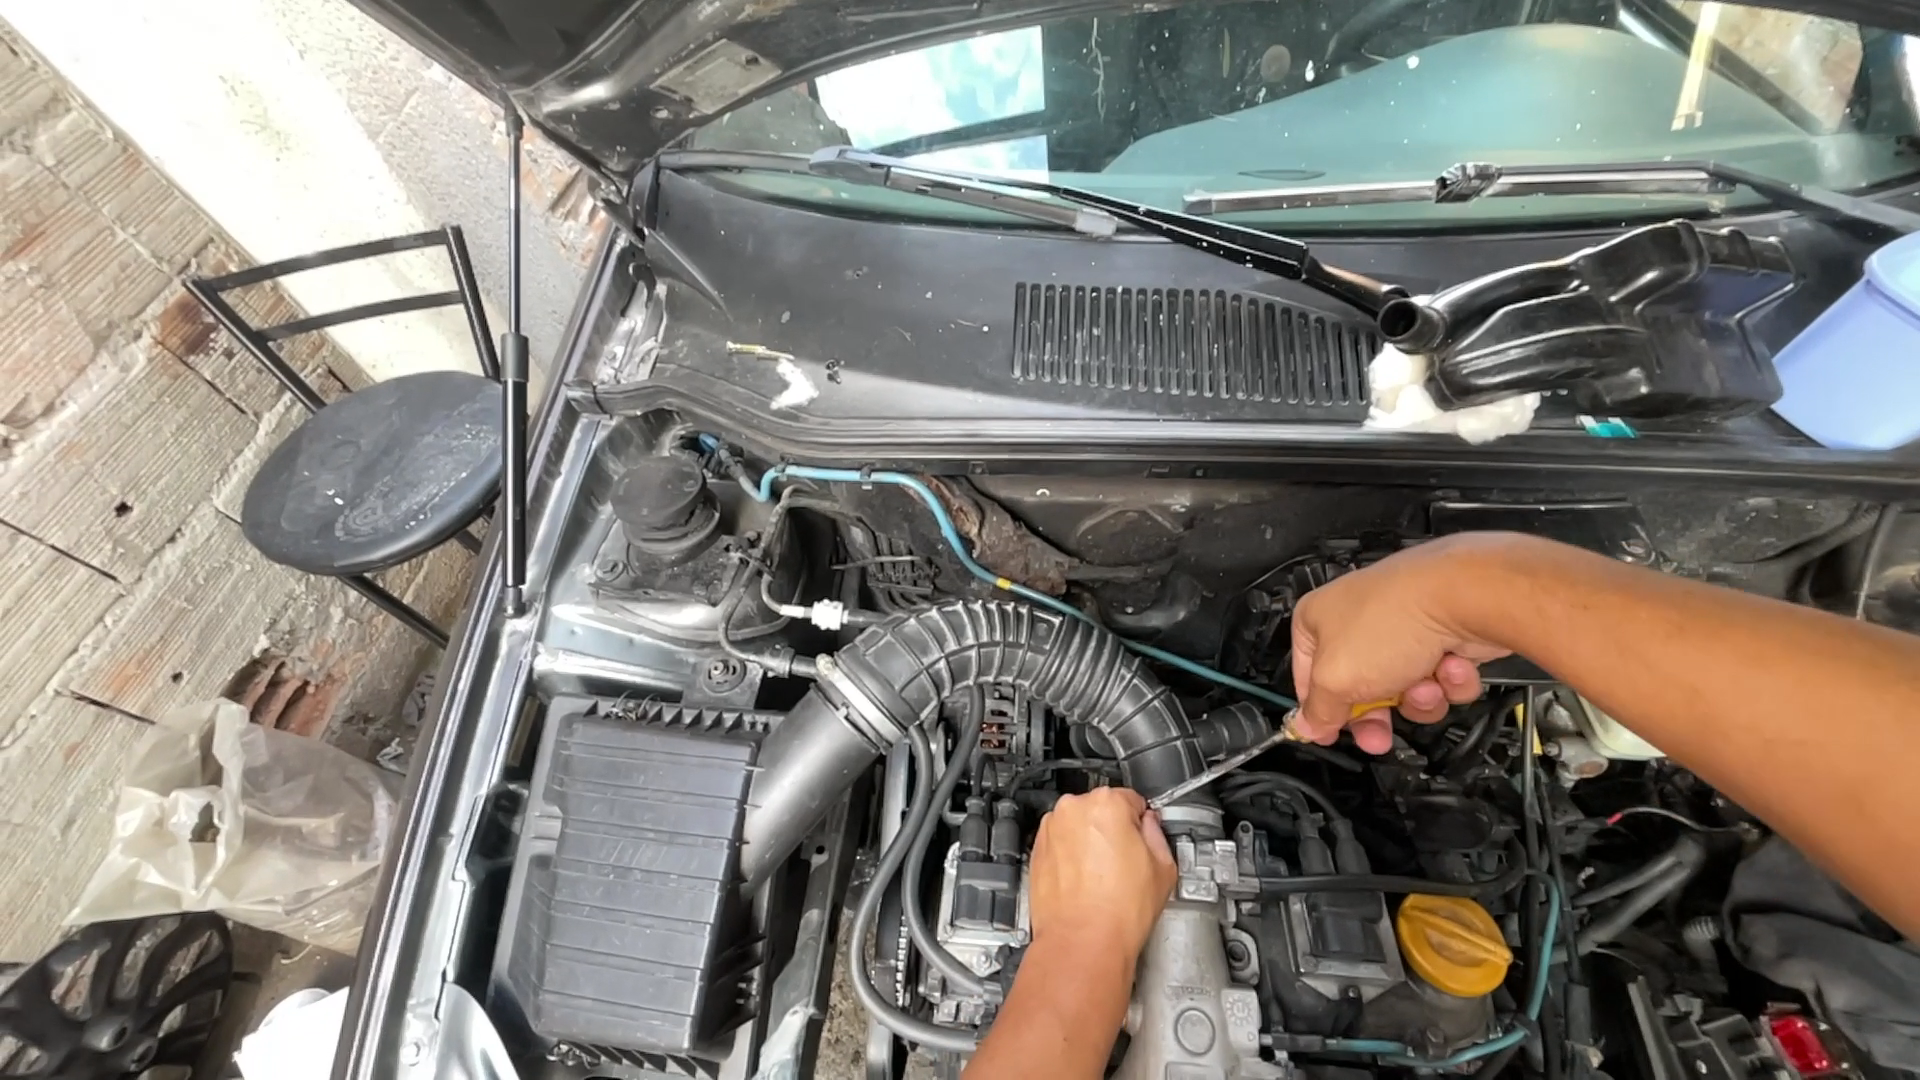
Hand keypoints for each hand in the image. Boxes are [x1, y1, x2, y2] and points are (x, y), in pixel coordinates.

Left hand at [1028, 788, 1176, 956]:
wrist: (1082, 942)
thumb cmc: (1118, 911)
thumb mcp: (1163, 868)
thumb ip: (1157, 834)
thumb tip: (1150, 826)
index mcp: (1107, 803)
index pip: (1132, 799)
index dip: (1141, 821)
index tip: (1143, 837)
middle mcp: (1074, 808)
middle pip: (1102, 809)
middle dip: (1114, 830)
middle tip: (1125, 862)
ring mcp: (1052, 827)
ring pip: (1079, 825)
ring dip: (1090, 841)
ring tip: (1103, 876)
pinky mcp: (1037, 847)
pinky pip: (1061, 842)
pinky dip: (1071, 855)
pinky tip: (1085, 881)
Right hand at [1291, 533, 1519, 753]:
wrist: (1464, 599)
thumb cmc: (1391, 623)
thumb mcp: (1336, 680)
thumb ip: (1318, 709)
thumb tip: (1307, 726)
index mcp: (1316, 619)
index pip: (1305, 674)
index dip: (1319, 709)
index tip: (1331, 734)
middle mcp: (1354, 619)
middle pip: (1357, 686)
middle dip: (1375, 714)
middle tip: (1380, 737)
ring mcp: (1399, 626)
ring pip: (1402, 686)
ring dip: (1416, 697)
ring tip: (1425, 684)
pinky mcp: (1440, 634)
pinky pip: (1437, 676)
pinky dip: (1447, 679)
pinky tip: (1450, 665)